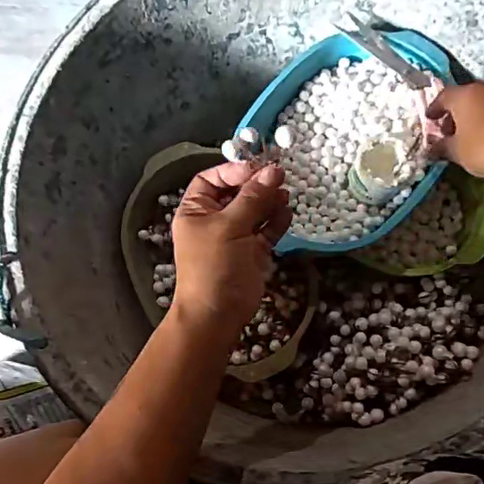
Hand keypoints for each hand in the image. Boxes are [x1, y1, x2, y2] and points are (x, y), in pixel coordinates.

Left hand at [170, 162, 291, 333]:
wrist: (218, 313)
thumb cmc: (213, 266)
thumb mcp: (229, 226)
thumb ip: (253, 197)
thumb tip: (274, 171)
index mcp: (197, 210)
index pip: (213, 179)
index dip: (234, 171)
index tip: (258, 169)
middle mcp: (215, 219)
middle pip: (238, 192)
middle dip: (258, 185)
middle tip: (280, 178)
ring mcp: (236, 235)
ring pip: (256, 209)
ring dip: (271, 201)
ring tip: (286, 195)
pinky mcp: (254, 250)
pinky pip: (267, 229)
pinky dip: (277, 221)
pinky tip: (287, 213)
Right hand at [427, 81, 483, 183]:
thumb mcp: (457, 152)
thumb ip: (442, 147)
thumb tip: (432, 148)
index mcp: (465, 94)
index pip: (444, 96)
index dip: (435, 109)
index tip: (430, 119)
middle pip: (466, 97)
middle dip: (456, 113)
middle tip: (450, 132)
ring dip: (476, 116)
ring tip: (471, 136)